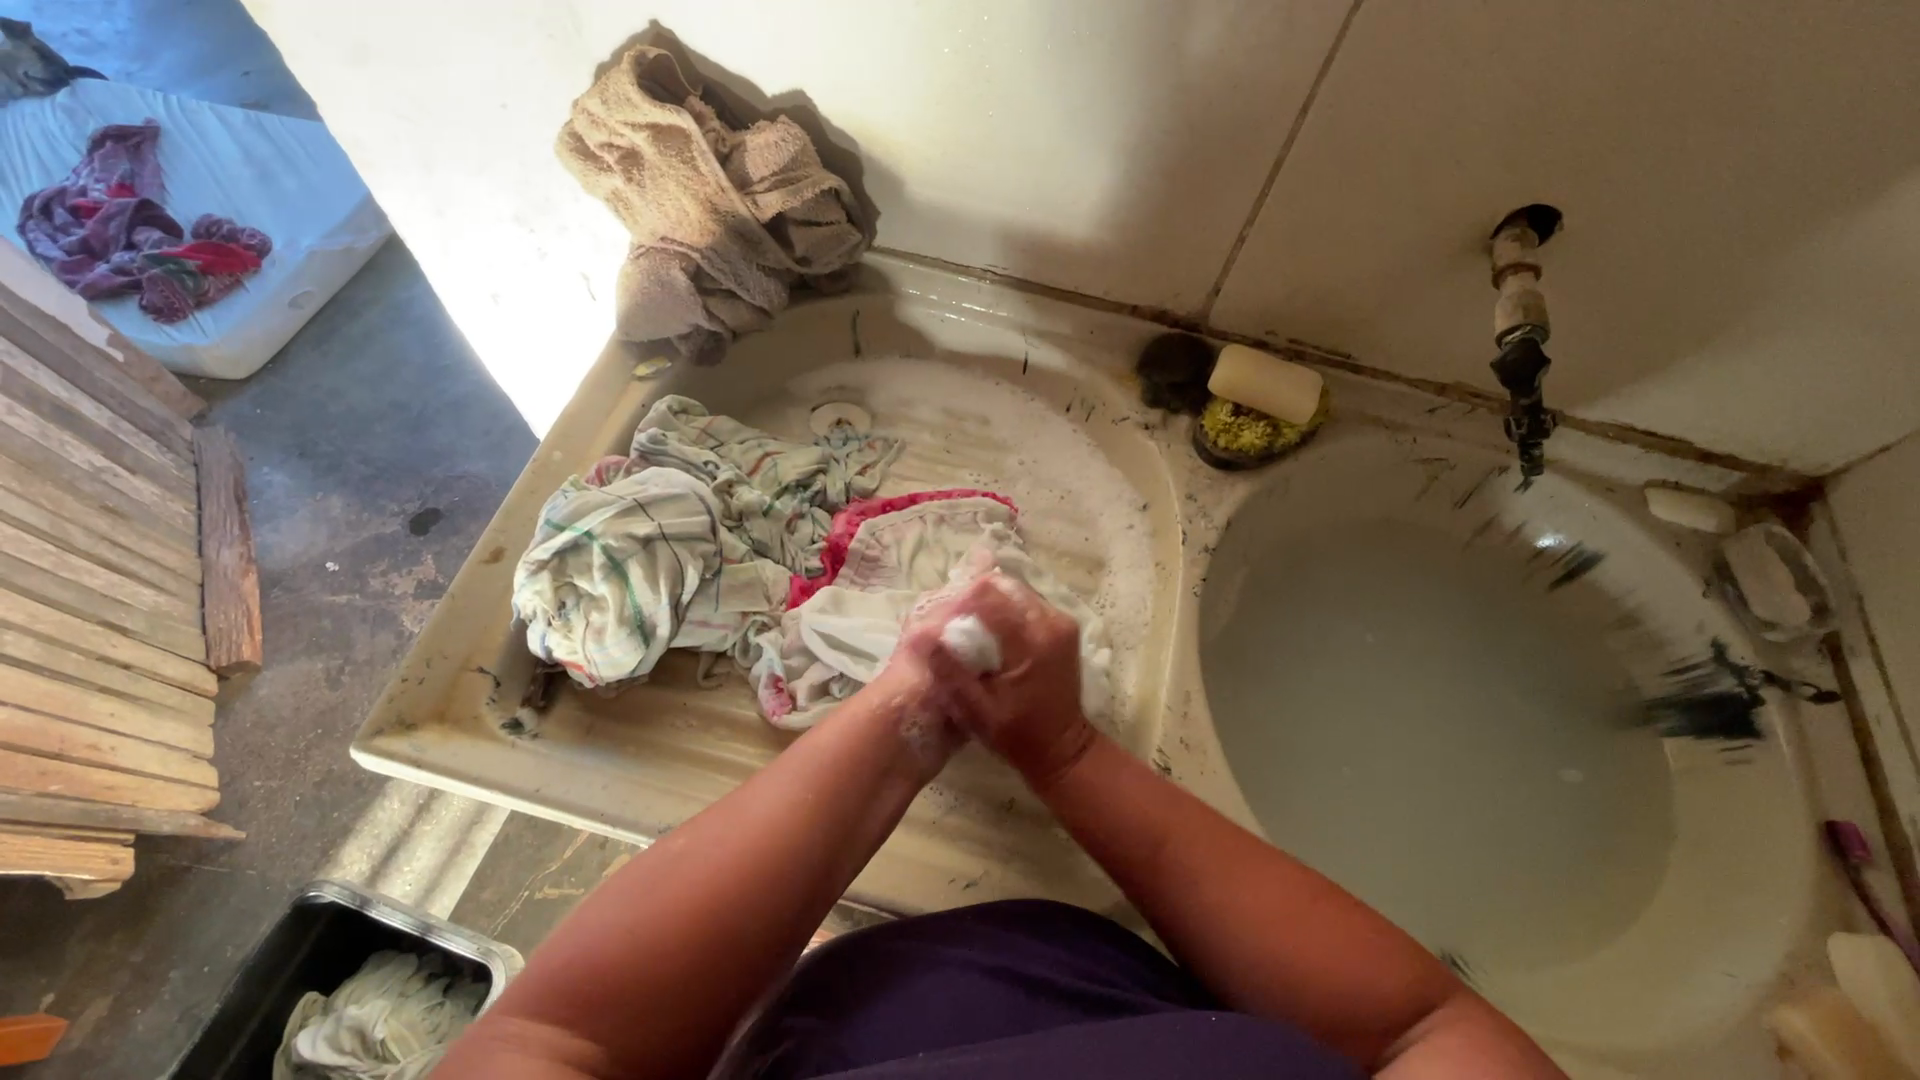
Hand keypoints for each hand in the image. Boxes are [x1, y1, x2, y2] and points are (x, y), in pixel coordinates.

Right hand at [905, 575, 1096, 791]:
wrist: (1062, 748)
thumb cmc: (1018, 734)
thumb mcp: (977, 710)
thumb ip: (951, 672)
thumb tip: (922, 636)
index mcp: (1032, 642)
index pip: (991, 598)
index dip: (962, 599)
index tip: (942, 612)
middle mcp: (1052, 623)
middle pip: (1006, 587)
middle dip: (977, 595)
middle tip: (954, 614)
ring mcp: (1062, 623)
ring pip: (1018, 592)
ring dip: (993, 599)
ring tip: (969, 618)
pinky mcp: (1064, 627)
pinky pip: (1029, 603)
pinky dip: (1008, 608)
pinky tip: (991, 624)